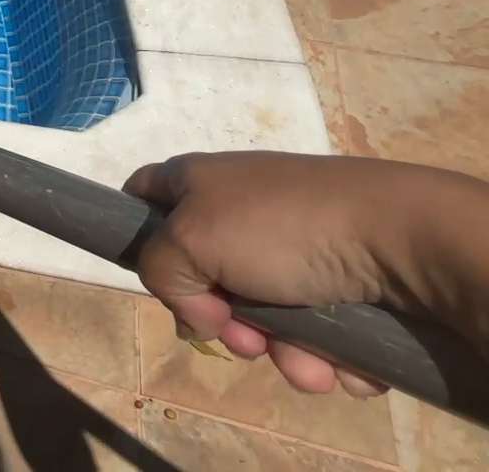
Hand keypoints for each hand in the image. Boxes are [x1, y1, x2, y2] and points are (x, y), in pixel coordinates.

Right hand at [124, 151, 424, 397]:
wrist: (411, 241)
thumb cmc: (279, 227)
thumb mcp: (187, 243)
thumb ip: (159, 274)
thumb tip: (195, 314)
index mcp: (197, 181)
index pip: (142, 197)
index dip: (136, 235)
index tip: (155, 277)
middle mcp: (242, 209)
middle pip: (204, 271)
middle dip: (220, 319)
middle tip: (241, 341)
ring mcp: (299, 244)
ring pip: (264, 309)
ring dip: (278, 348)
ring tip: (307, 366)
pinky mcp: (351, 280)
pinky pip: (319, 324)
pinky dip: (327, 352)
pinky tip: (343, 365)